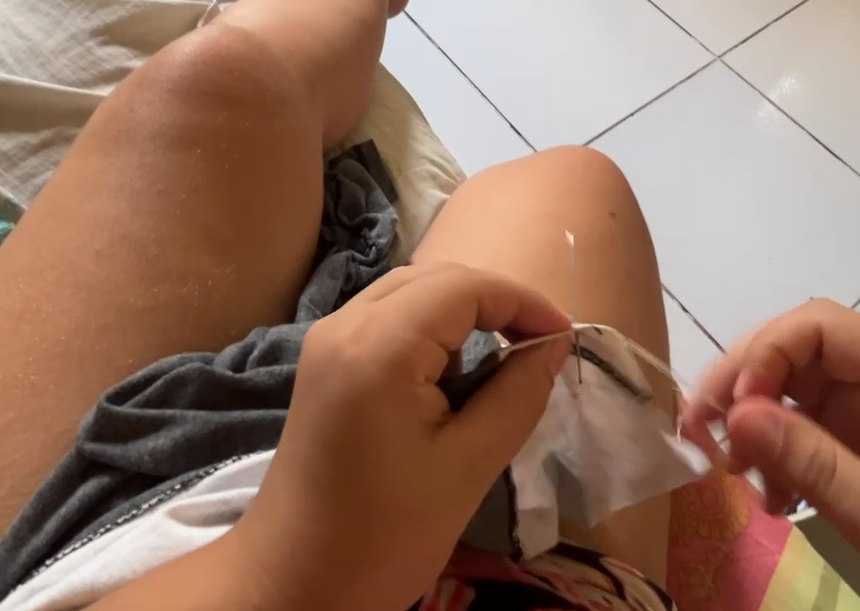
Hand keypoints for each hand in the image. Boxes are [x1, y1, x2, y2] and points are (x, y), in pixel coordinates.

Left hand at [225, 262, 570, 610]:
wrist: (294, 582)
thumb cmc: (384, 535)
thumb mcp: (468, 467)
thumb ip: (517, 395)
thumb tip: (555, 345)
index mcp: (377, 345)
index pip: (463, 287)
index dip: (522, 302)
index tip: (565, 337)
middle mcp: (345, 322)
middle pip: (435, 278)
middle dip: (494, 302)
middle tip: (540, 346)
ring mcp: (328, 336)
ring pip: (411, 290)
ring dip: (462, 311)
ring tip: (505, 356)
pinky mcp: (325, 357)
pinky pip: (388, 315)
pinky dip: (430, 327)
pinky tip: (453, 369)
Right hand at [681, 300, 859, 610]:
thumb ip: (820, 469)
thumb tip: (737, 413)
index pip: (825, 327)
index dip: (769, 350)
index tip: (734, 406)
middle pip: (799, 348)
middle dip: (745, 381)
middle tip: (703, 429)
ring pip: (791, 384)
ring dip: (751, 417)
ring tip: (728, 467)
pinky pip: (798, 426)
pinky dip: (769, 451)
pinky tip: (767, 495)